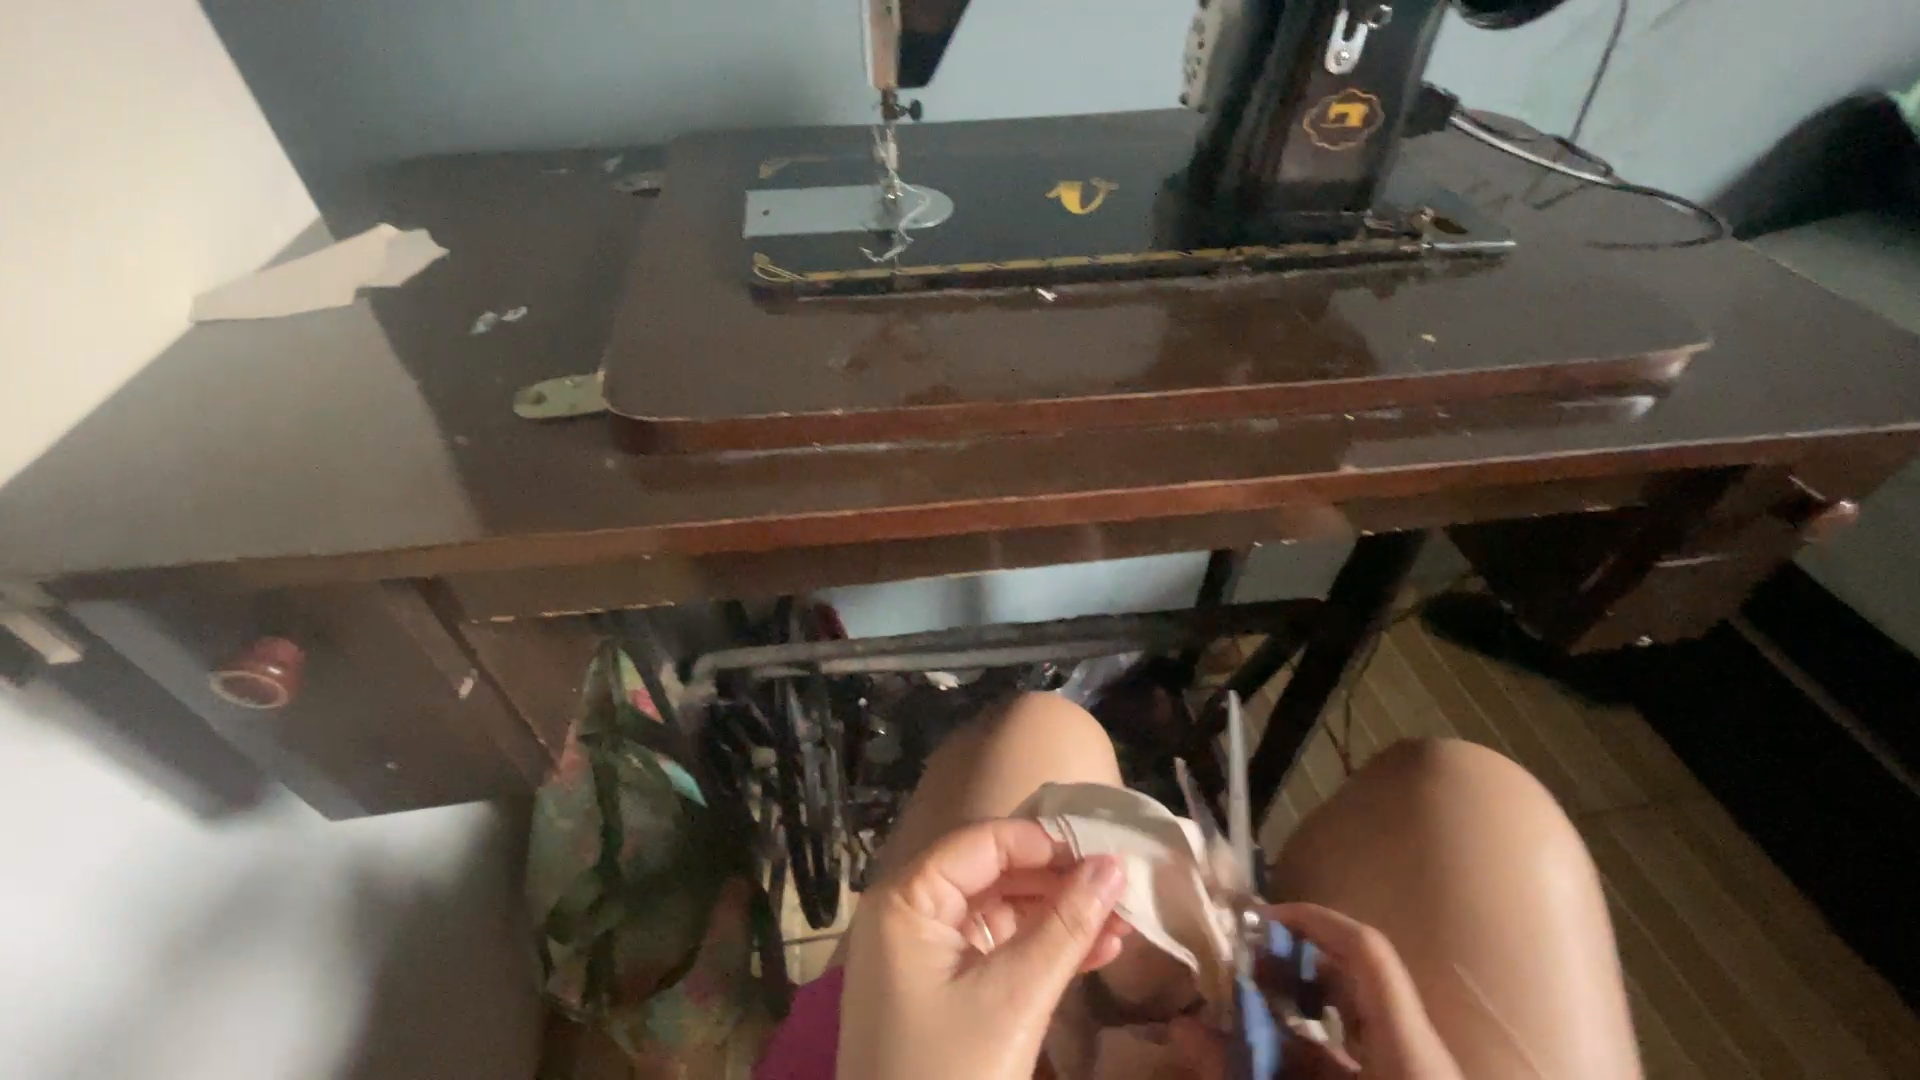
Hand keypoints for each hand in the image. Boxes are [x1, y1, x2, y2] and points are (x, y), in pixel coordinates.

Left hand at [838, 819, 1130, 1079]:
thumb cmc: (952, 1076)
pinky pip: (995, 949)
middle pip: (992, 873)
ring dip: (1058, 918)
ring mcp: (922, 952)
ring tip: (1120, 923)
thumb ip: (1065, 926)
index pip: (982, 842)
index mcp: (906, 899)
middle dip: (1058, 883)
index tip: (1104, 856)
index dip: (1044, 843)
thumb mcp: (1014, 998)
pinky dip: (1040, 950)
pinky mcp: (940, 988)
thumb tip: (1115, 865)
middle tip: (1120, 892)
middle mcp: (908, 913)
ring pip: (999, 912)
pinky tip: (1096, 951)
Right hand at [1168, 903, 1460, 1079]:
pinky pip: (1342, 1064)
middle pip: (1350, 982)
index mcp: (1405, 1044)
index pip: (1365, 950)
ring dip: (1288, 1015)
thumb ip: (1243, 1069)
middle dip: (1290, 967)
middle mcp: (1409, 1052)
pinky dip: (1301, 1054)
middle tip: (1238, 963)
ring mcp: (1400, 1075)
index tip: (1258, 920)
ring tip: (1237, 1010)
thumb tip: (1182, 1028)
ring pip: (1342, 1027)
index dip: (1314, 921)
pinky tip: (1259, 1060)